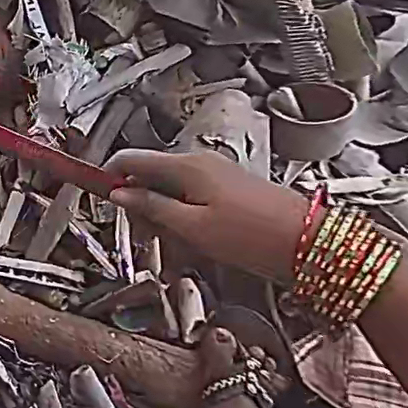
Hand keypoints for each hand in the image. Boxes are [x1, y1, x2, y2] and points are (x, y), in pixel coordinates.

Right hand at [107, 149, 310, 280]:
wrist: (310, 244)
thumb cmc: (250, 236)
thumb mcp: (192, 228)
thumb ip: (151, 207)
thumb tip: (119, 193)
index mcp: (185, 165)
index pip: (131, 158)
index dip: (109, 174)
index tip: (97, 198)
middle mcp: (198, 162)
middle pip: (149, 175)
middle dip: (138, 205)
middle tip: (144, 238)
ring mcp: (214, 174)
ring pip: (169, 190)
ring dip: (161, 217)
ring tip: (173, 249)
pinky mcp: (227, 188)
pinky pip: (190, 198)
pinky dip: (181, 218)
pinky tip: (192, 244)